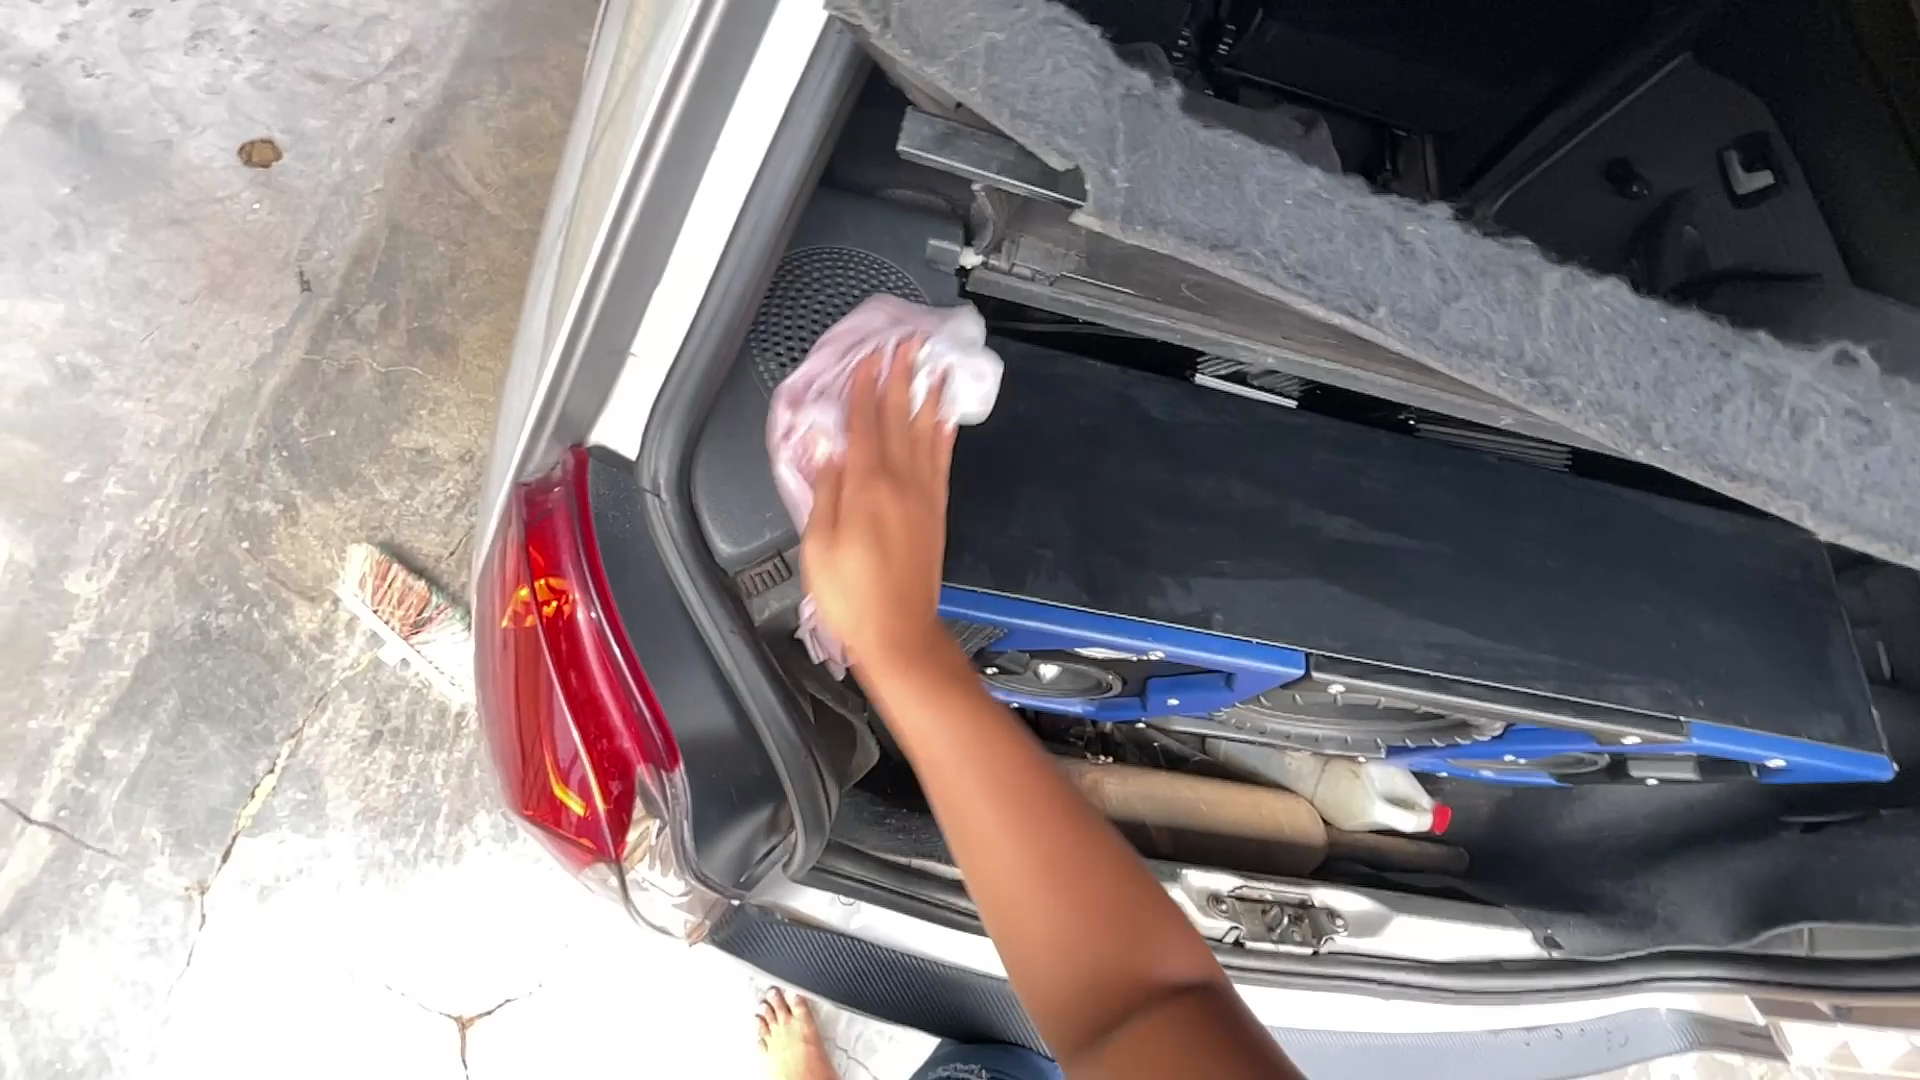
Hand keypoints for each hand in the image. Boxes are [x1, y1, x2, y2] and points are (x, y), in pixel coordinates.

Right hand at [802, 339, 956, 672]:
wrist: (899, 633)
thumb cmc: (852, 595)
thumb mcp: (819, 545)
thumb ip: (825, 489)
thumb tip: (825, 446)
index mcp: (867, 488)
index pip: (864, 424)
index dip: (865, 388)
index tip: (870, 356)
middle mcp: (902, 484)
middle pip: (900, 419)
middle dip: (902, 377)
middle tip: (910, 342)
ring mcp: (924, 497)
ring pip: (928, 435)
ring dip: (930, 398)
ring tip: (936, 367)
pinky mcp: (937, 512)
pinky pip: (943, 463)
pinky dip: (945, 436)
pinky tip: (947, 420)